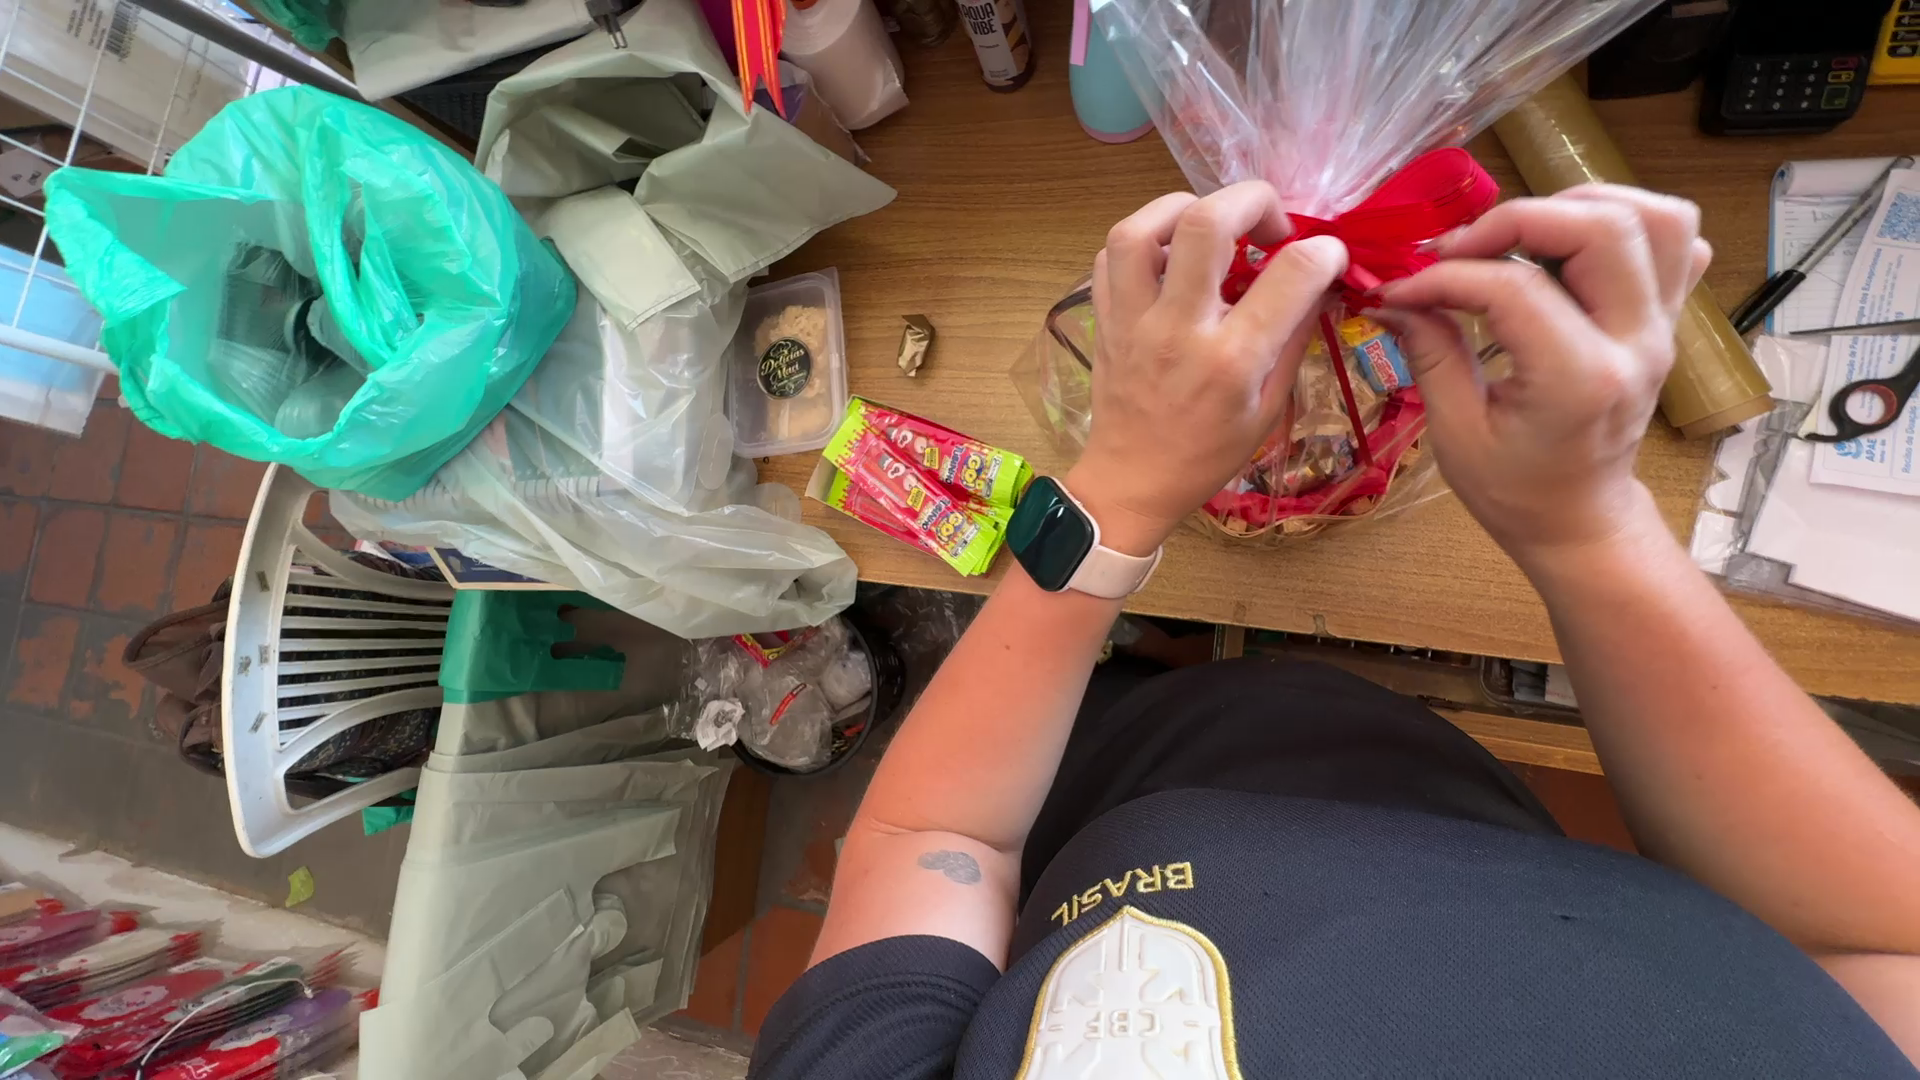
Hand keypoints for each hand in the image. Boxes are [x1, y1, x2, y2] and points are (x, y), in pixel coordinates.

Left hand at [1066, 182, 1347, 555]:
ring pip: (1139, 229)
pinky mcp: (1105, 323)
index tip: (1325, 257)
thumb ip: (1293, 340)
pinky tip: (1167, 258)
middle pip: (1206, 222)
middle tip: (1267, 228)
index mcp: (1231, 359)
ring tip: (1209, 228)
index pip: (1292, 271)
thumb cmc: (1205, 456)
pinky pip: (1109, 260)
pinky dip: (1141, 242)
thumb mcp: (1268, 409)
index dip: (1323, 251)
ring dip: (1181, 208)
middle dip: (1251, 200)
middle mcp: (1177, 329)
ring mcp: (1132, 322)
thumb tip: (1317, 282)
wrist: (1131, 481)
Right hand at [1374, 184, 1710, 568]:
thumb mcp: (1453, 430)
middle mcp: (1635, 341)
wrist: (1575, 516)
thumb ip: (1430, 354)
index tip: (1395, 289)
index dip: (1443, 277)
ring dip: (1576, 207)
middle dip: (1516, 220)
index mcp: (1577, 381)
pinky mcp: (1664, 318)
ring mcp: (1661, 326)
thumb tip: (1391, 299)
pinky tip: (1562, 248)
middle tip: (1454, 246)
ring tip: (1512, 233)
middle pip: (1603, 229)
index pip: (1512, 290)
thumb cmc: (1508, 488)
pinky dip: (1619, 223)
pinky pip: (1673, 240)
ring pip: (1655, 218)